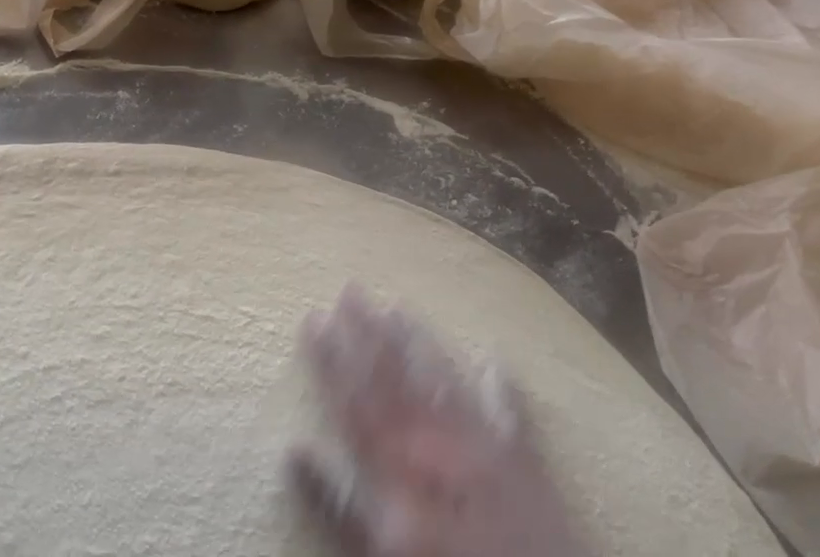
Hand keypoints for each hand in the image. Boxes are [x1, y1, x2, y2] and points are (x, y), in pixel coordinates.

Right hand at [290, 285, 587, 556]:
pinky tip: (494, 357)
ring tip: (399, 305)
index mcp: (398, 462)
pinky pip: (512, 414)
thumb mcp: (377, 549)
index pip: (354, 398)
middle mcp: (438, 442)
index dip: (330, 357)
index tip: (313, 317)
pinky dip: (502, 385)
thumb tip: (294, 449)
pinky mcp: (525, 463)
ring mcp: (484, 447)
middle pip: (397, 378)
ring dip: (420, 343)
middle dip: (369, 332)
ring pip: (443, 382)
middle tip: (352, 289)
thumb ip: (335, 502)